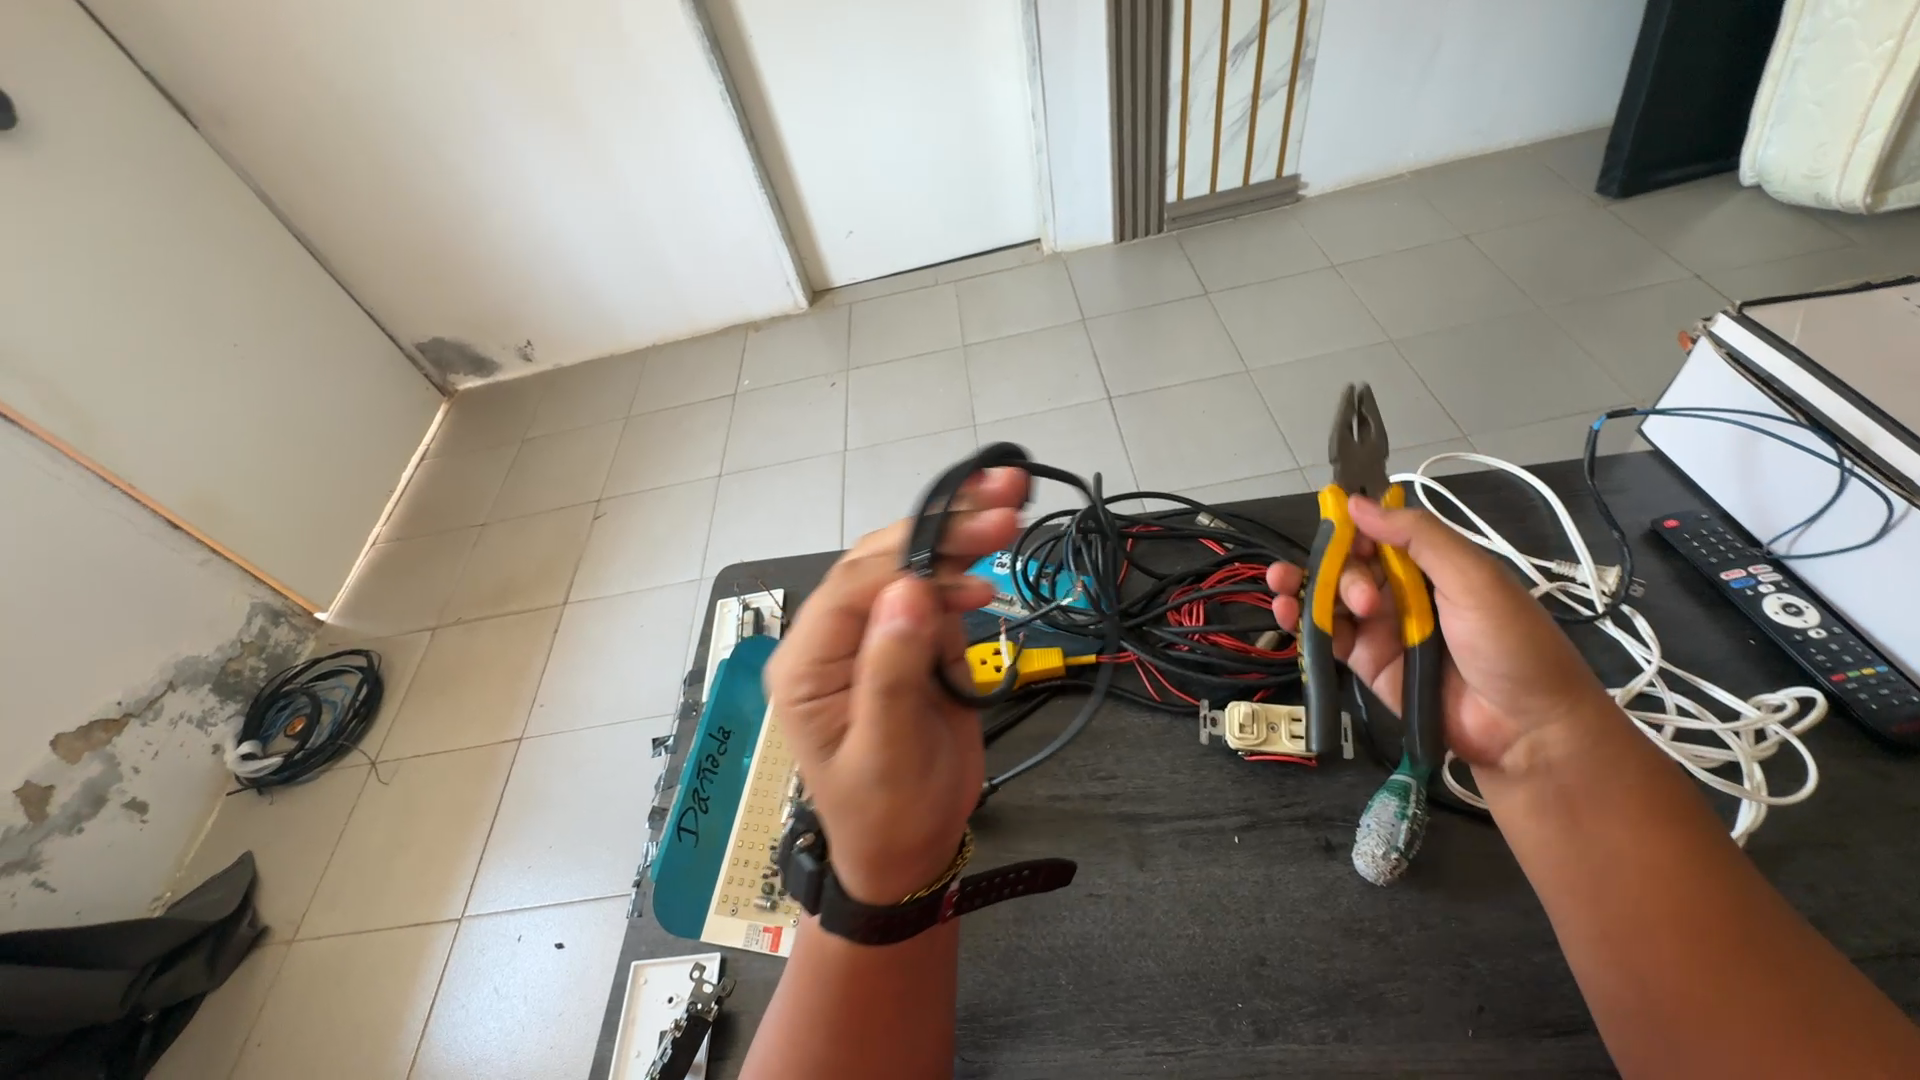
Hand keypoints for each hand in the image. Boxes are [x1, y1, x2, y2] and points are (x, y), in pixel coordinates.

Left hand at [765, 468, 1027, 903]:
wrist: (908, 851)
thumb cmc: (889, 813)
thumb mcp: (888, 751)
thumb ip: (892, 669)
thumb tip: (910, 588)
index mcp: (806, 664)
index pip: (856, 586)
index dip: (917, 553)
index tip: (979, 537)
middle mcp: (830, 640)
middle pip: (882, 564)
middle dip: (943, 531)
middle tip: (1004, 500)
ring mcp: (868, 639)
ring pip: (909, 571)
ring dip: (958, 543)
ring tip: (1007, 516)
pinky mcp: (902, 647)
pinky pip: (929, 600)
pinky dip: (961, 583)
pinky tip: (985, 586)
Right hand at [1267, 494, 1617, 774]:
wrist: (1526, 728)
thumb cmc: (1510, 644)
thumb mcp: (1474, 577)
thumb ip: (1418, 536)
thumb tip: (1356, 502)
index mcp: (1431, 565)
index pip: (1378, 535)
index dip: (1353, 530)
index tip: (1336, 530)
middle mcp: (1402, 593)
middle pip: (1348, 566)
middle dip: (1340, 573)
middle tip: (1364, 602)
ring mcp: (1382, 628)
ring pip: (1329, 597)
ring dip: (1302, 586)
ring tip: (1282, 585)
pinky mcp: (1366, 663)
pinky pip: (1327, 636)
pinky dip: (1301, 621)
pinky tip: (1285, 610)